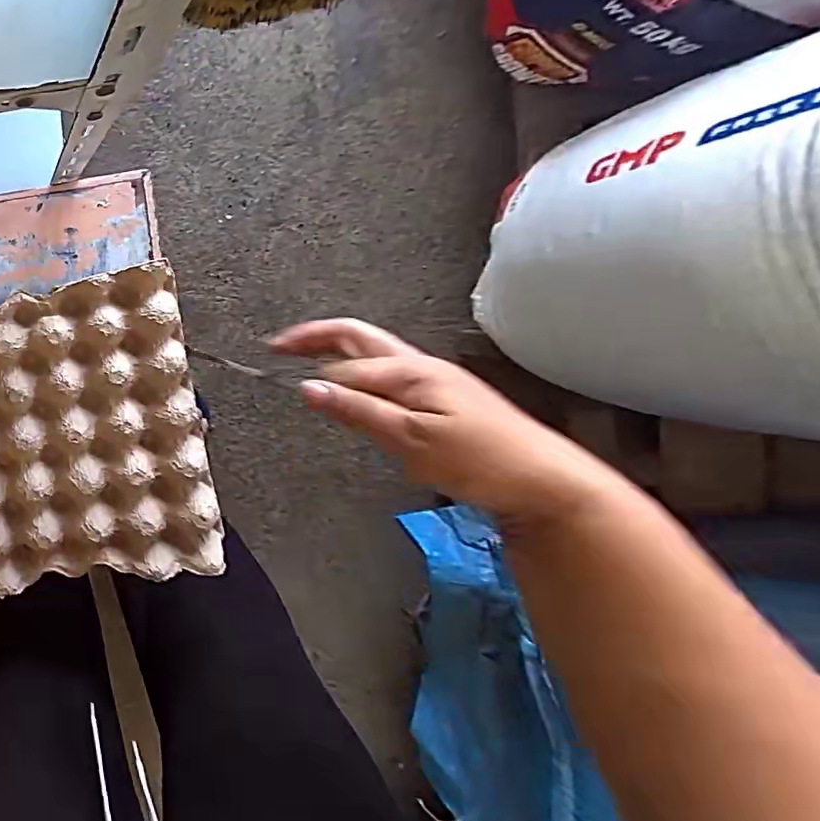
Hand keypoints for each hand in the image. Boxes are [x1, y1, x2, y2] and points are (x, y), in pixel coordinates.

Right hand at [270, 318, 620, 523]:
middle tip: (280, 344)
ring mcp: (433, 380)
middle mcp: (420, 366)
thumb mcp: (410, 440)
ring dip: (336, 354)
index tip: (274, 370)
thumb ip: (356, 410)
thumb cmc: (482, 461)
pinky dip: (359, 376)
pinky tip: (355, 394)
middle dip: (315, 337)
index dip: (310, 370)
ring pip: (372, 356)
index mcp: (410, 371)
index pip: (344, 364)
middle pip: (357, 338)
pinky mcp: (442, 399)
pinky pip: (388, 376)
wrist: (545, 483)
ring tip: (306, 361)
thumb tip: (308, 387)